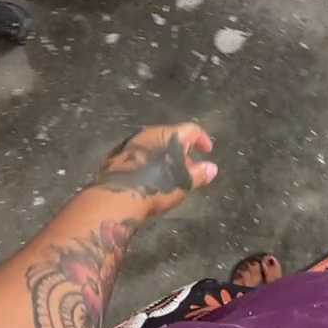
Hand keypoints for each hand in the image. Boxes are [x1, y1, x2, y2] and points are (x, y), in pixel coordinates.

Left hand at [89, 123, 217, 217]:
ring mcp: (131, 142)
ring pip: (153, 143)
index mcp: (171, 135)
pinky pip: (137, 153)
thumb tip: (212, 168)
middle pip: (171, 136)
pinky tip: (144, 177)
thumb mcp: (184, 184)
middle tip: (186, 167)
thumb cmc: (157, 188)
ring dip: (162, 155)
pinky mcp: (115, 154)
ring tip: (166, 174)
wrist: (116, 197)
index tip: (207, 152)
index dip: (202, 139)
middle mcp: (151, 133)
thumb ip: (200, 174)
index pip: (192, 130)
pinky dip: (145, 160)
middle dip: (181, 150)